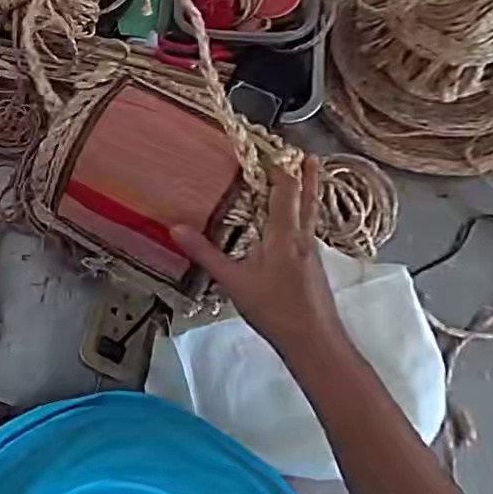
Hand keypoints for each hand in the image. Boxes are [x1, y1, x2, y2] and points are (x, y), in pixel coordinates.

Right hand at [173, 157, 348, 362]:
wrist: (316, 344)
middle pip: (307, 197)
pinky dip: (304, 214)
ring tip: (306, 176)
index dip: (278, 167)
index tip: (267, 149)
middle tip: (307, 153)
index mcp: (284, 234)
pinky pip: (309, 229)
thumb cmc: (276, 309)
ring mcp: (311, 252)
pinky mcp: (313, 266)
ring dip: (307, 192)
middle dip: (307, 174)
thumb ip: (206, 253)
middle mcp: (302, 237)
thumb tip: (176, 228)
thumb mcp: (234, 281)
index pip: (285, 190)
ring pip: (311, 213)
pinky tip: (294, 224)